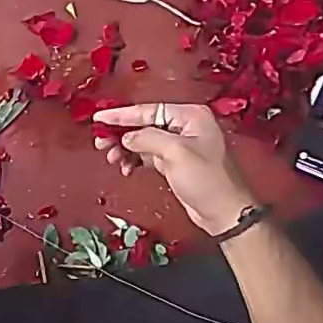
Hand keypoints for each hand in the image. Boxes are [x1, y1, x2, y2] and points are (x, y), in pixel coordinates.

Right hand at [93, 103, 257, 234]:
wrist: (223, 212)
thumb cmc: (207, 180)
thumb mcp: (176, 153)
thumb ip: (147, 139)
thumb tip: (127, 137)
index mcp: (190, 116)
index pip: (149, 110)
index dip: (122, 115)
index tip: (99, 119)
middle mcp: (184, 126)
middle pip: (143, 124)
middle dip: (121, 133)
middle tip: (101, 142)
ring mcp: (179, 145)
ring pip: (142, 140)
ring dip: (124, 148)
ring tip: (111, 157)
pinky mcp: (174, 162)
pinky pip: (146, 155)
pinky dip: (134, 160)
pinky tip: (125, 168)